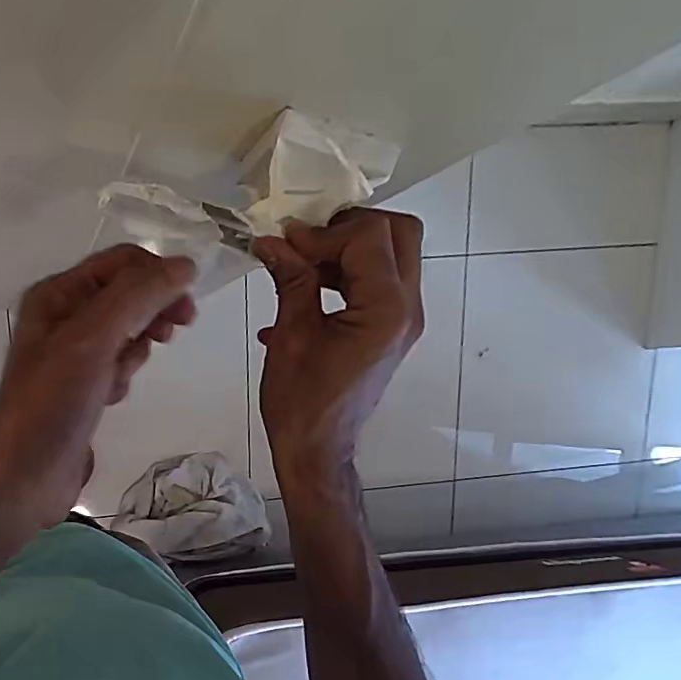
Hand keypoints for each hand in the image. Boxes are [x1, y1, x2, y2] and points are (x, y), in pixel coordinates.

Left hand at [0, 244, 196, 527]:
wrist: (24, 478)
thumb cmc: (52, 405)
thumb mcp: (93, 341)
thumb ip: (136, 298)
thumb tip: (184, 266)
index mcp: (57, 295)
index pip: (120, 264)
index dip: (158, 275)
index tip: (187, 305)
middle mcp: (64, 318)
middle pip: (127, 295)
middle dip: (152, 310)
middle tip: (178, 329)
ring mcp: (73, 355)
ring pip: (126, 332)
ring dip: (136, 347)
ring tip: (123, 374)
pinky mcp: (83, 387)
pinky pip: (117, 365)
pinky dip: (123, 375)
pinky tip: (112, 396)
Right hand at [253, 209, 423, 491]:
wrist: (317, 451)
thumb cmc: (301, 402)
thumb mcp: (291, 335)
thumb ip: (290, 279)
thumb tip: (273, 241)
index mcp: (386, 310)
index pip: (368, 237)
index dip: (323, 233)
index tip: (285, 244)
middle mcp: (407, 309)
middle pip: (398, 234)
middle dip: (349, 228)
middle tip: (306, 243)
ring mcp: (402, 321)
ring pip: (391, 256)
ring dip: (347, 251)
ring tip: (302, 265)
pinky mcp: (390, 332)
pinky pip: (378, 284)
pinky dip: (346, 276)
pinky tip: (305, 292)